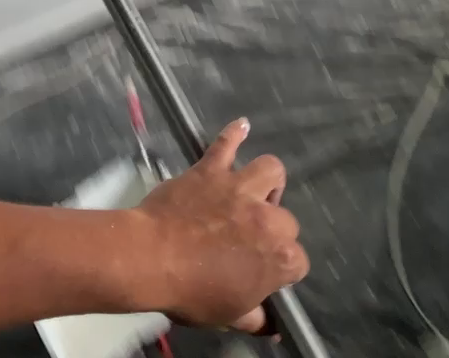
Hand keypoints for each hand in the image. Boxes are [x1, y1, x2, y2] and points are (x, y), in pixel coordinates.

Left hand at [128, 117, 309, 332]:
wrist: (151, 256)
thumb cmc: (191, 290)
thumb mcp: (231, 316)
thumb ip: (257, 318)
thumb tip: (272, 324)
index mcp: (278, 257)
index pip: (297, 261)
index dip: (280, 268)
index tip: (263, 272)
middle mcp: (266, 217)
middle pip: (285, 219)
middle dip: (273, 230)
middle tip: (250, 239)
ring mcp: (238, 188)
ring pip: (270, 170)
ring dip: (268, 181)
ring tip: (258, 190)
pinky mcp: (210, 169)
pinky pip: (225, 144)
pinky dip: (234, 132)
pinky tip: (242, 124)